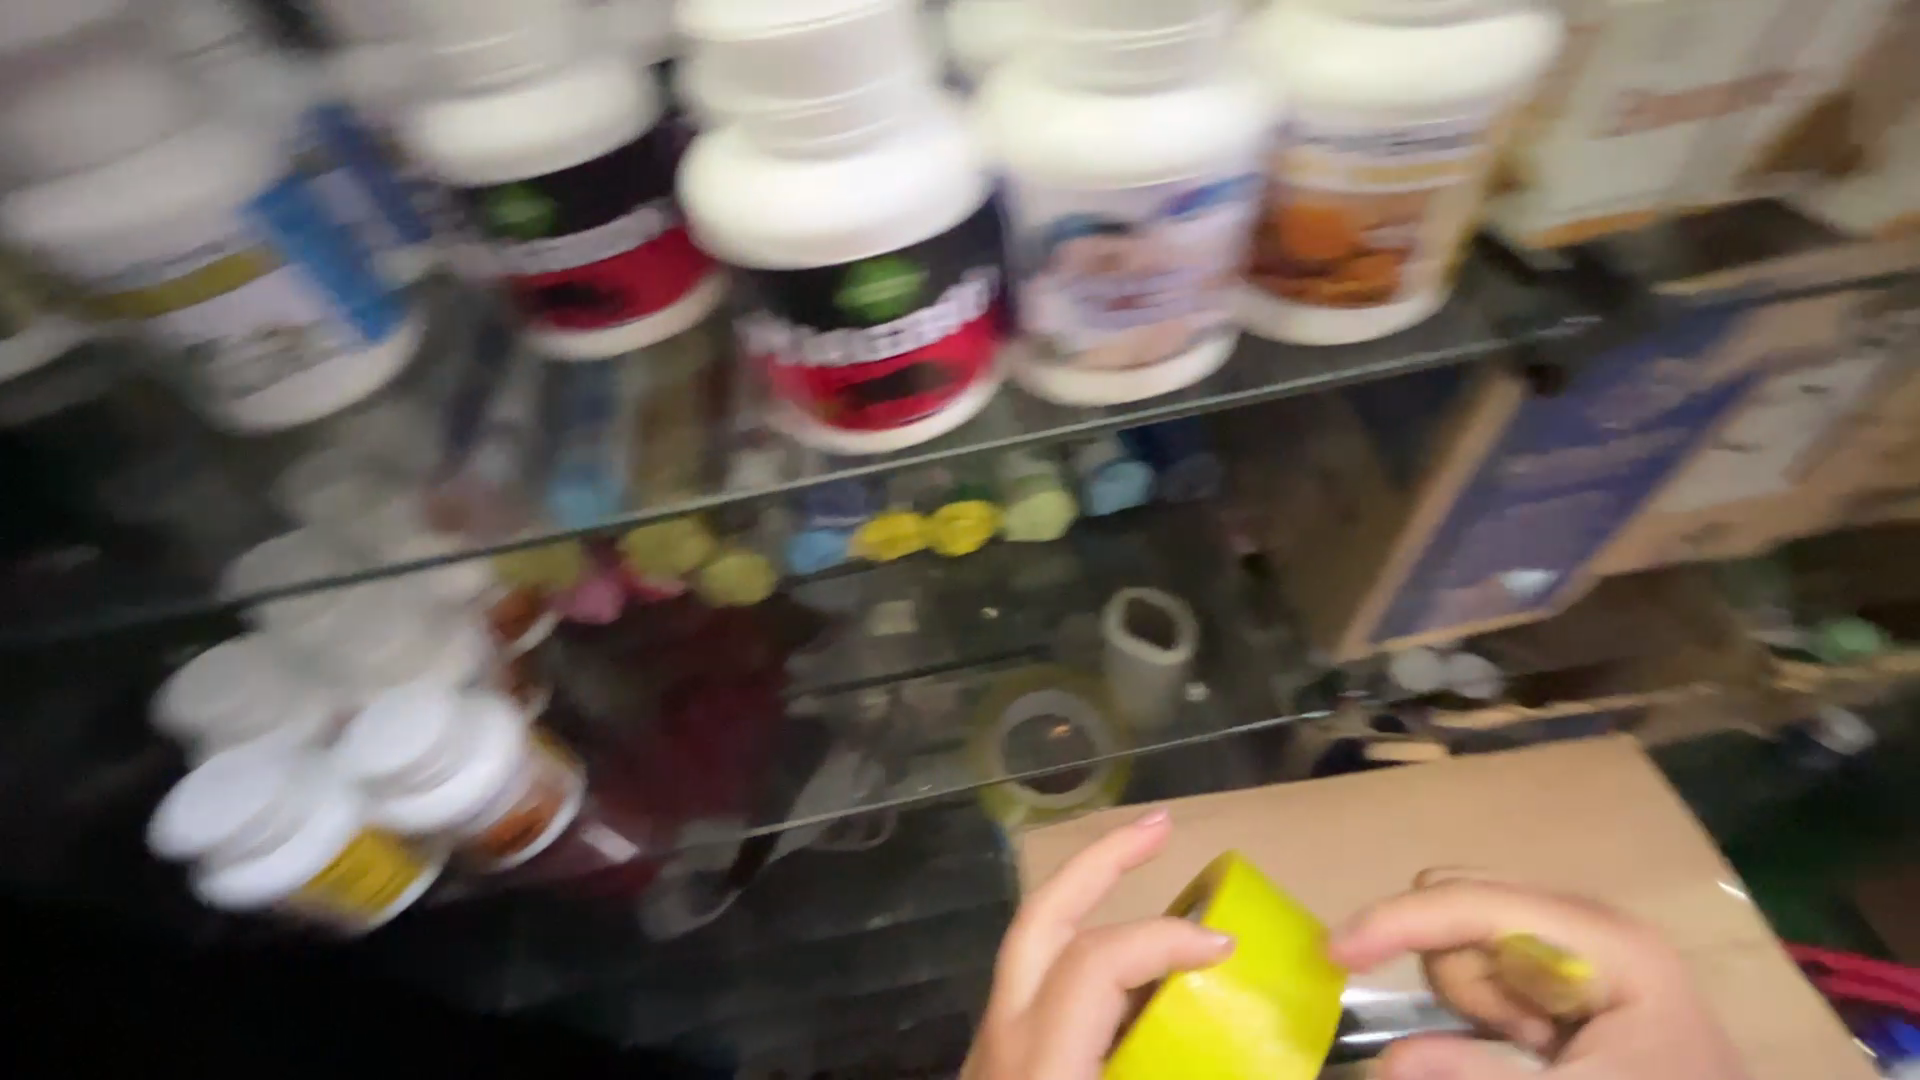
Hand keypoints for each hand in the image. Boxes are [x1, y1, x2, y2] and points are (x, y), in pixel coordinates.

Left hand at [963, 809, 1233, 1079]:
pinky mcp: (995, 1057)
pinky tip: (1124, 965)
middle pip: (1041, 915)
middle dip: (1100, 860)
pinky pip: (1037, 980)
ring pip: (1032, 940)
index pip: (1095, 962)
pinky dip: (1081, 951)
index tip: (1223, 945)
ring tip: (1138, 867)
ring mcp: (989, 1043)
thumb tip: (1239, 1046)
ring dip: (1086, 896)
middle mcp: (1003, 1035)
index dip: (1162, 940)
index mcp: (1039, 1059)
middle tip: (1159, 825)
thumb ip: (1175, 1065)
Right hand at [1329, 877, 1751, 1079]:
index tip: (1336, 954)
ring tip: (1535, 1047)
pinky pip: (1481, 955)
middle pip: (1459, 905)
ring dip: (1473, 995)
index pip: (1470, 903)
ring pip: (1461, 932)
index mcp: (1605, 939)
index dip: (1396, 922)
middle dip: (1460, 977)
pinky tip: (1533, 1039)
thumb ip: (1479, 1077)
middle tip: (1513, 1039)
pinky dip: (1484, 999)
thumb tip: (1385, 1063)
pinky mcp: (1563, 958)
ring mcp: (1574, 935)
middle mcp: (1585, 918)